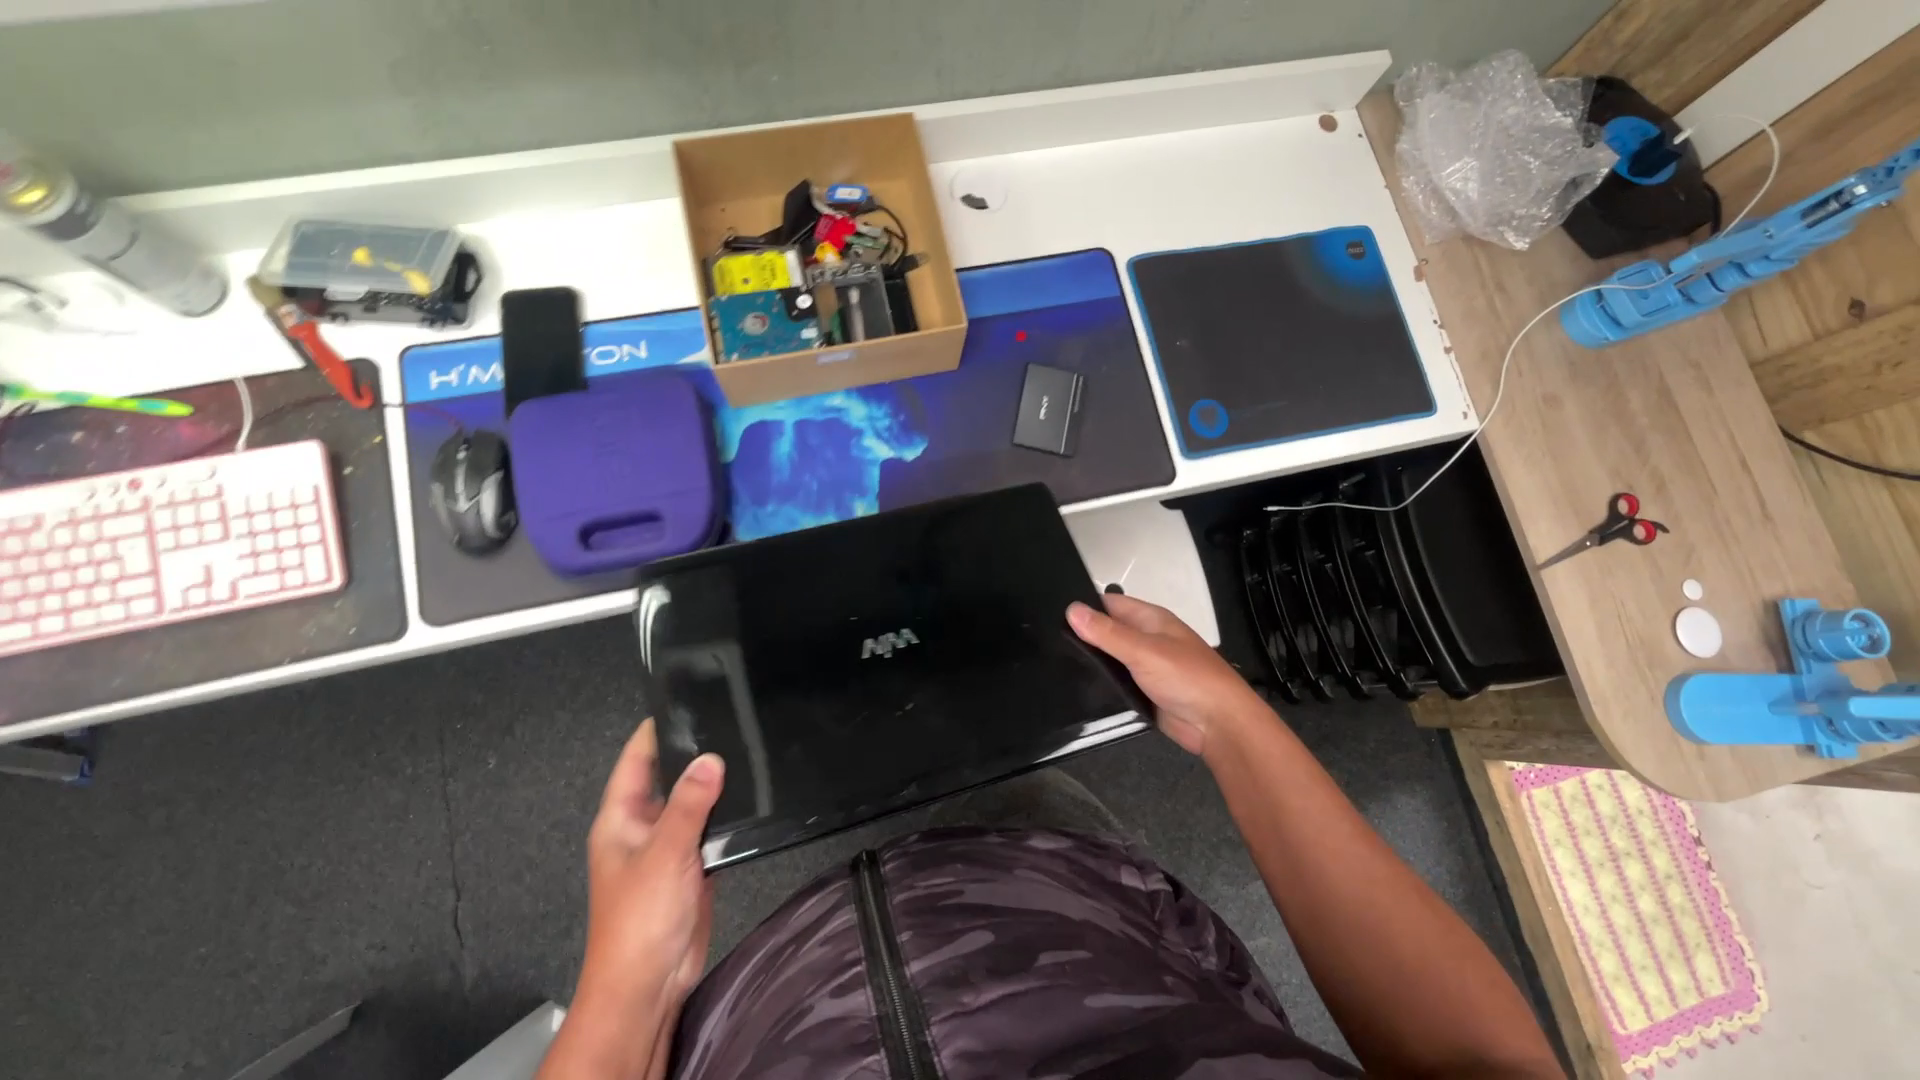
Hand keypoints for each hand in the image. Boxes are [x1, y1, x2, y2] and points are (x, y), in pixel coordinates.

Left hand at [578, 718, 725, 1011]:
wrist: (648, 983)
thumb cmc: (638, 921)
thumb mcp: (664, 853)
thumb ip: (689, 804)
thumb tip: (710, 760)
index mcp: (620, 820)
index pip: (635, 761)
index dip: (655, 731)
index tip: (683, 702)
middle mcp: (642, 829)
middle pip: (667, 779)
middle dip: (693, 755)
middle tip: (728, 724)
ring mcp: (667, 849)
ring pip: (692, 805)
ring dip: (712, 788)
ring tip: (746, 756)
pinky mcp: (690, 868)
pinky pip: (709, 832)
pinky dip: (725, 818)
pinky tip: (750, 804)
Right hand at [1067, 594, 1268, 755]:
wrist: (1218, 724)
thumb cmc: (1187, 678)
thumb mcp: (1144, 651)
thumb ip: (1107, 633)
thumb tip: (1071, 610)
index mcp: (1151, 620)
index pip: (1109, 603)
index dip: (1083, 605)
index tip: (1049, 612)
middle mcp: (1146, 639)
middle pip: (1107, 631)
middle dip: (1082, 635)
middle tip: (1044, 641)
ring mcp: (1144, 667)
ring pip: (1109, 659)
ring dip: (1089, 662)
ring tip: (1050, 662)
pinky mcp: (1142, 692)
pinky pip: (1115, 683)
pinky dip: (1099, 684)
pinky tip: (1073, 686)